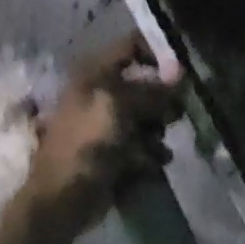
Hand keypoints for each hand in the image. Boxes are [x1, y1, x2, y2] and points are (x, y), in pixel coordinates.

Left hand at [25, 34, 182, 229]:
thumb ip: (152, 88)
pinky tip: (147, 163)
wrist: (63, 199)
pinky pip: (145, 142)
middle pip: (147, 83)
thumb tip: (181, 70)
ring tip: (154, 145)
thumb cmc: (87, 143)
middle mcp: (102, 93)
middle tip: (172, 113)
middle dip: (163, 99)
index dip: (158, 51)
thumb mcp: (120, 106)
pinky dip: (149, 152)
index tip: (181, 69)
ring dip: (157, 130)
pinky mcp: (115, 150)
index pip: (132, 44)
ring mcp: (108, 123)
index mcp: (95, 74)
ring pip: (150, 115)